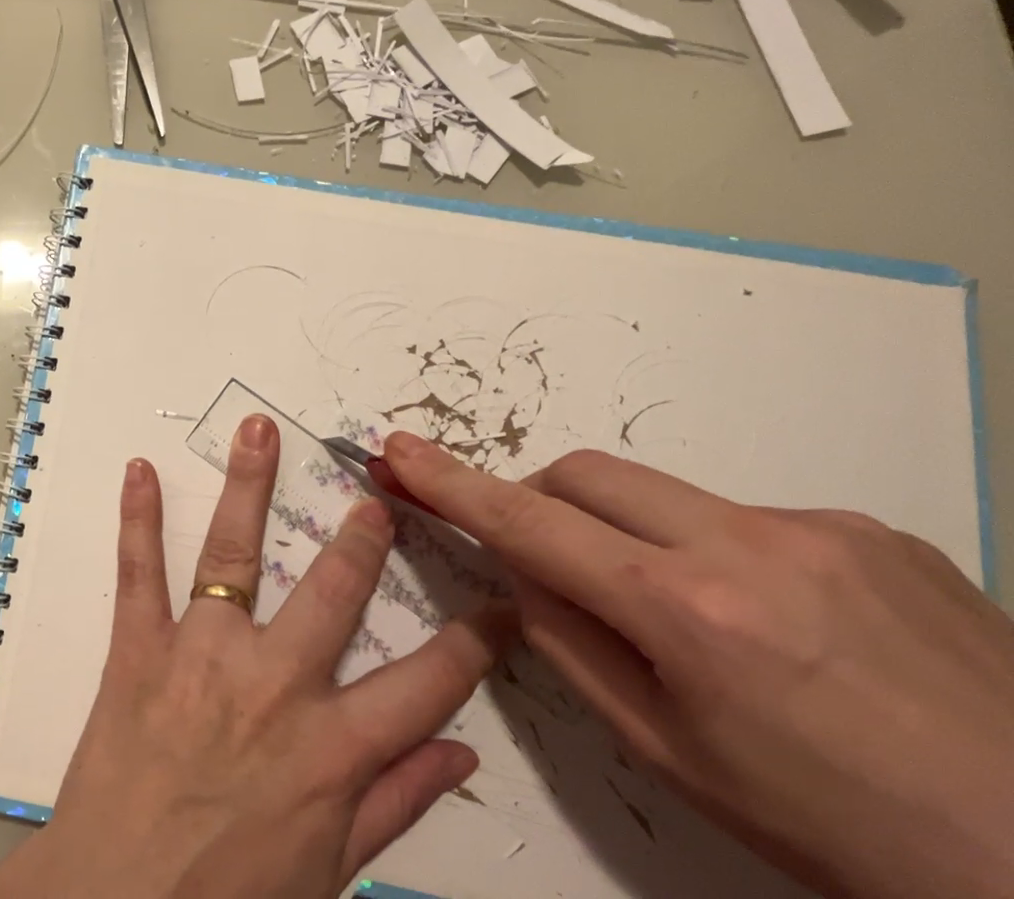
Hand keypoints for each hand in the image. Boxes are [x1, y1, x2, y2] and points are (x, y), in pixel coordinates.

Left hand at [0, 416, 513, 898]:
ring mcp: (200, 658)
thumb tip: (461, 753)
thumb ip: (396, 803)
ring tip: (259, 429)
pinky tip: (140, 472)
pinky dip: (138, 519)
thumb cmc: (228, 897)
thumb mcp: (332, 869)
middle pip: (332, 591)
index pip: (430, 681)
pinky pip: (138, 574)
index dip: (477, 640)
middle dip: (361, 538)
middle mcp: (274, 685)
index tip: (505, 598)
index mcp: (334, 746)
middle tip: (379, 492)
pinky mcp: (136, 653)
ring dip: (248, 486)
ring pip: (232, 555)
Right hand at [382, 432, 1013, 898]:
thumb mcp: (669, 752)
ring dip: (635, 534)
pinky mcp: (879, 531)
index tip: (397, 451)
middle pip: (587, 474)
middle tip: (540, 560)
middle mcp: (752, 542)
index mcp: (687, 610)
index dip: (450, 484)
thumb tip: (521, 570)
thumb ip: (572, 644)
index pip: (528, 524)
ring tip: (687, 620)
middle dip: (538, 501)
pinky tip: (777, 627)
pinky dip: (718, 552)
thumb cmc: (832, 825)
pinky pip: (752, 518)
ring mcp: (823, 526)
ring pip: (668, 495)